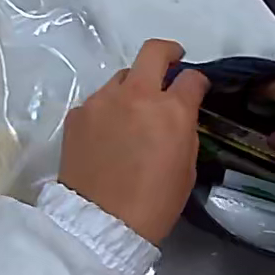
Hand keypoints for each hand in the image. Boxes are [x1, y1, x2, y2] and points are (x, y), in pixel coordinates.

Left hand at [59, 39, 208, 243]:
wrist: (100, 223)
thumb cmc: (155, 202)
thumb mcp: (187, 166)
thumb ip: (184, 129)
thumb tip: (179, 113)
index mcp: (171, 110)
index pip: (192, 78)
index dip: (197, 81)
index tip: (196, 88)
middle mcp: (136, 95)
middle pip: (153, 51)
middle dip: (167, 53)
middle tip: (171, 64)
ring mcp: (102, 101)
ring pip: (122, 76)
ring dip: (133, 87)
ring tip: (132, 112)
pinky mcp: (77, 113)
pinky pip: (99, 100)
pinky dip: (108, 109)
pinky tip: (108, 134)